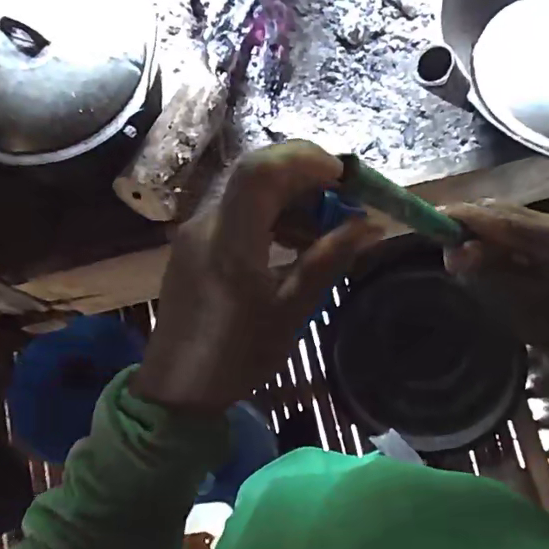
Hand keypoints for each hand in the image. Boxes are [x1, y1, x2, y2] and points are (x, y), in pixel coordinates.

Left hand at [133, 142, 383, 411]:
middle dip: (304, 175)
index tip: (345, 177)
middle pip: (256, 173)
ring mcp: (197, 232)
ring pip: (248, 191)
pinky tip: (296, 239)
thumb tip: (371, 225)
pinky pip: (238, 211)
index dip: (305, 160)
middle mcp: (207, 225)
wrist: (176, 389)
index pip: (261, 171)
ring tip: (327, 225)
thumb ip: (328, 260)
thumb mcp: (291, 311)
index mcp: (229, 243)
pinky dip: (271, 213)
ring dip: (291, 196)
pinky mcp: (195, 243)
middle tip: (343, 198)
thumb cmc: (237, 357)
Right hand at [442, 202, 548, 375]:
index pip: (500, 217)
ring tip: (460, 247)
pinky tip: (485, 251)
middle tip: (442, 240)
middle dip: (468, 220)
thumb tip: (454, 251)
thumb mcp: (525, 307)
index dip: (464, 215)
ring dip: (480, 227)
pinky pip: (516, 226)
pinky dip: (494, 234)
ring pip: (507, 216)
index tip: (431, 219)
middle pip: (501, 210)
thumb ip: (491, 274)